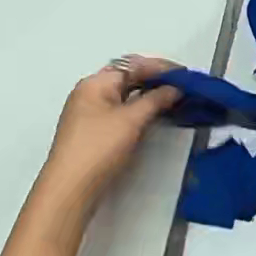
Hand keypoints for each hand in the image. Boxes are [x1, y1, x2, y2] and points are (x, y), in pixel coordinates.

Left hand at [36, 61, 178, 211]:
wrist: (69, 190)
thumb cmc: (100, 148)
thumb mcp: (132, 120)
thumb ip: (156, 99)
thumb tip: (175, 88)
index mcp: (96, 83)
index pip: (133, 65)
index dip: (161, 67)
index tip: (186, 74)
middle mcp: (90, 93)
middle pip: (128, 77)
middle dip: (155, 79)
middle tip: (182, 85)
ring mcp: (90, 112)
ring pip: (125, 94)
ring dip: (148, 94)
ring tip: (173, 97)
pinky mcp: (93, 131)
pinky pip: (121, 109)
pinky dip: (139, 107)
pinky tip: (154, 113)